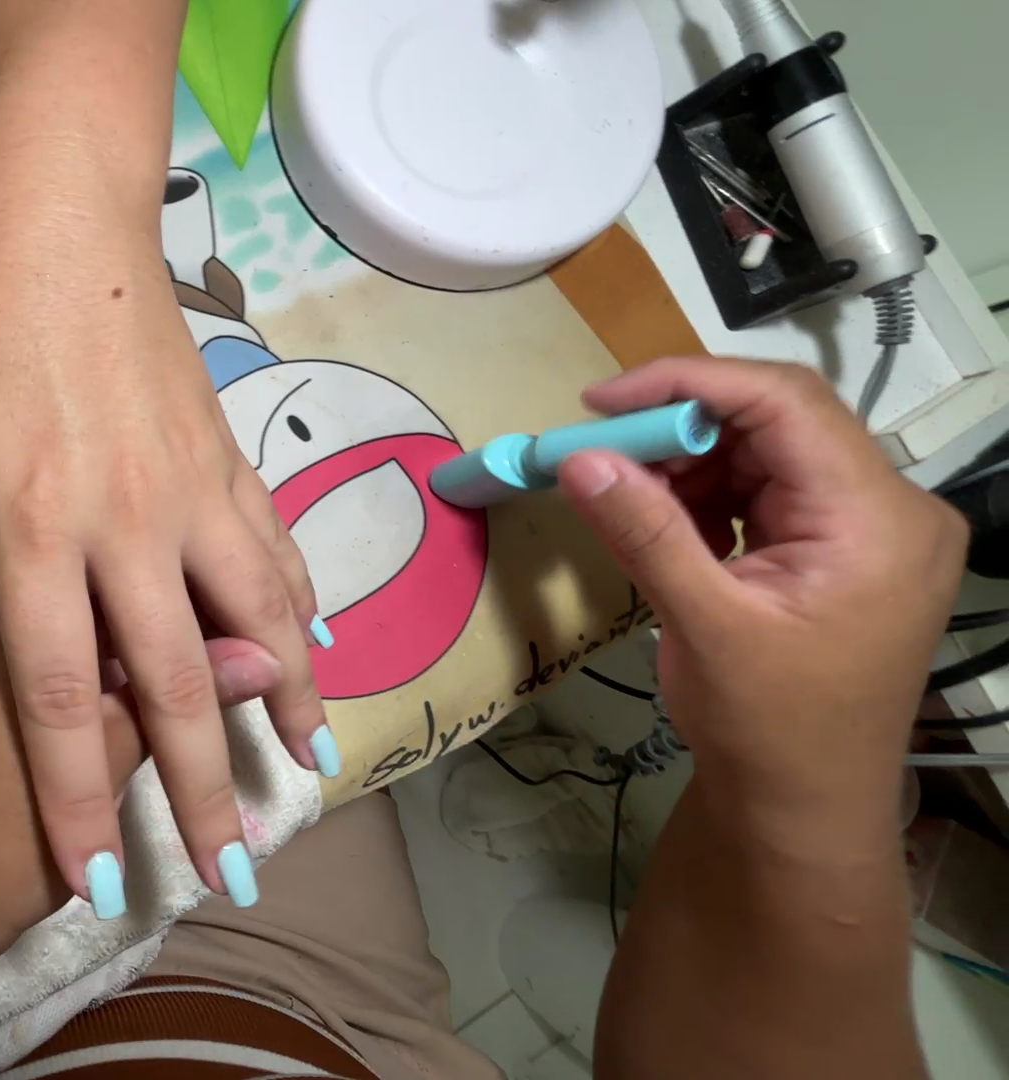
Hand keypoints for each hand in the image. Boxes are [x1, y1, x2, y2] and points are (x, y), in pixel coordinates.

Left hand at [0, 183, 330, 907]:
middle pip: (177, 685)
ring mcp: (193, 493)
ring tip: (301, 776)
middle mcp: (130, 529)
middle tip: (229, 874)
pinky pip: (277, 548)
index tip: (102, 883)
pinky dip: (301, 609)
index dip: (80, 800)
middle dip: (202, 792)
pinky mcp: (230, 458)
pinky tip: (316, 651)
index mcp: (39, 536)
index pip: (66, 699)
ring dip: (284, 705)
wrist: (63, 235)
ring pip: (258, 619)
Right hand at [555, 358, 966, 841]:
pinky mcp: (817, 547)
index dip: (688, 384)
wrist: (800, 791)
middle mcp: (878, 507)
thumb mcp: (701, 621)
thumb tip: (578, 459)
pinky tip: (650, 519)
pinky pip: (747, 493)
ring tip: (615, 493)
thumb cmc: (767, 718)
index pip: (785, 405)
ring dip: (675, 464)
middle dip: (673, 427)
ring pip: (753, 455)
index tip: (598, 402)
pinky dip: (689, 496)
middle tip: (589, 451)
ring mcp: (850, 527)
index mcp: (874, 518)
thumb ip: (644, 532)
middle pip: (771, 424)